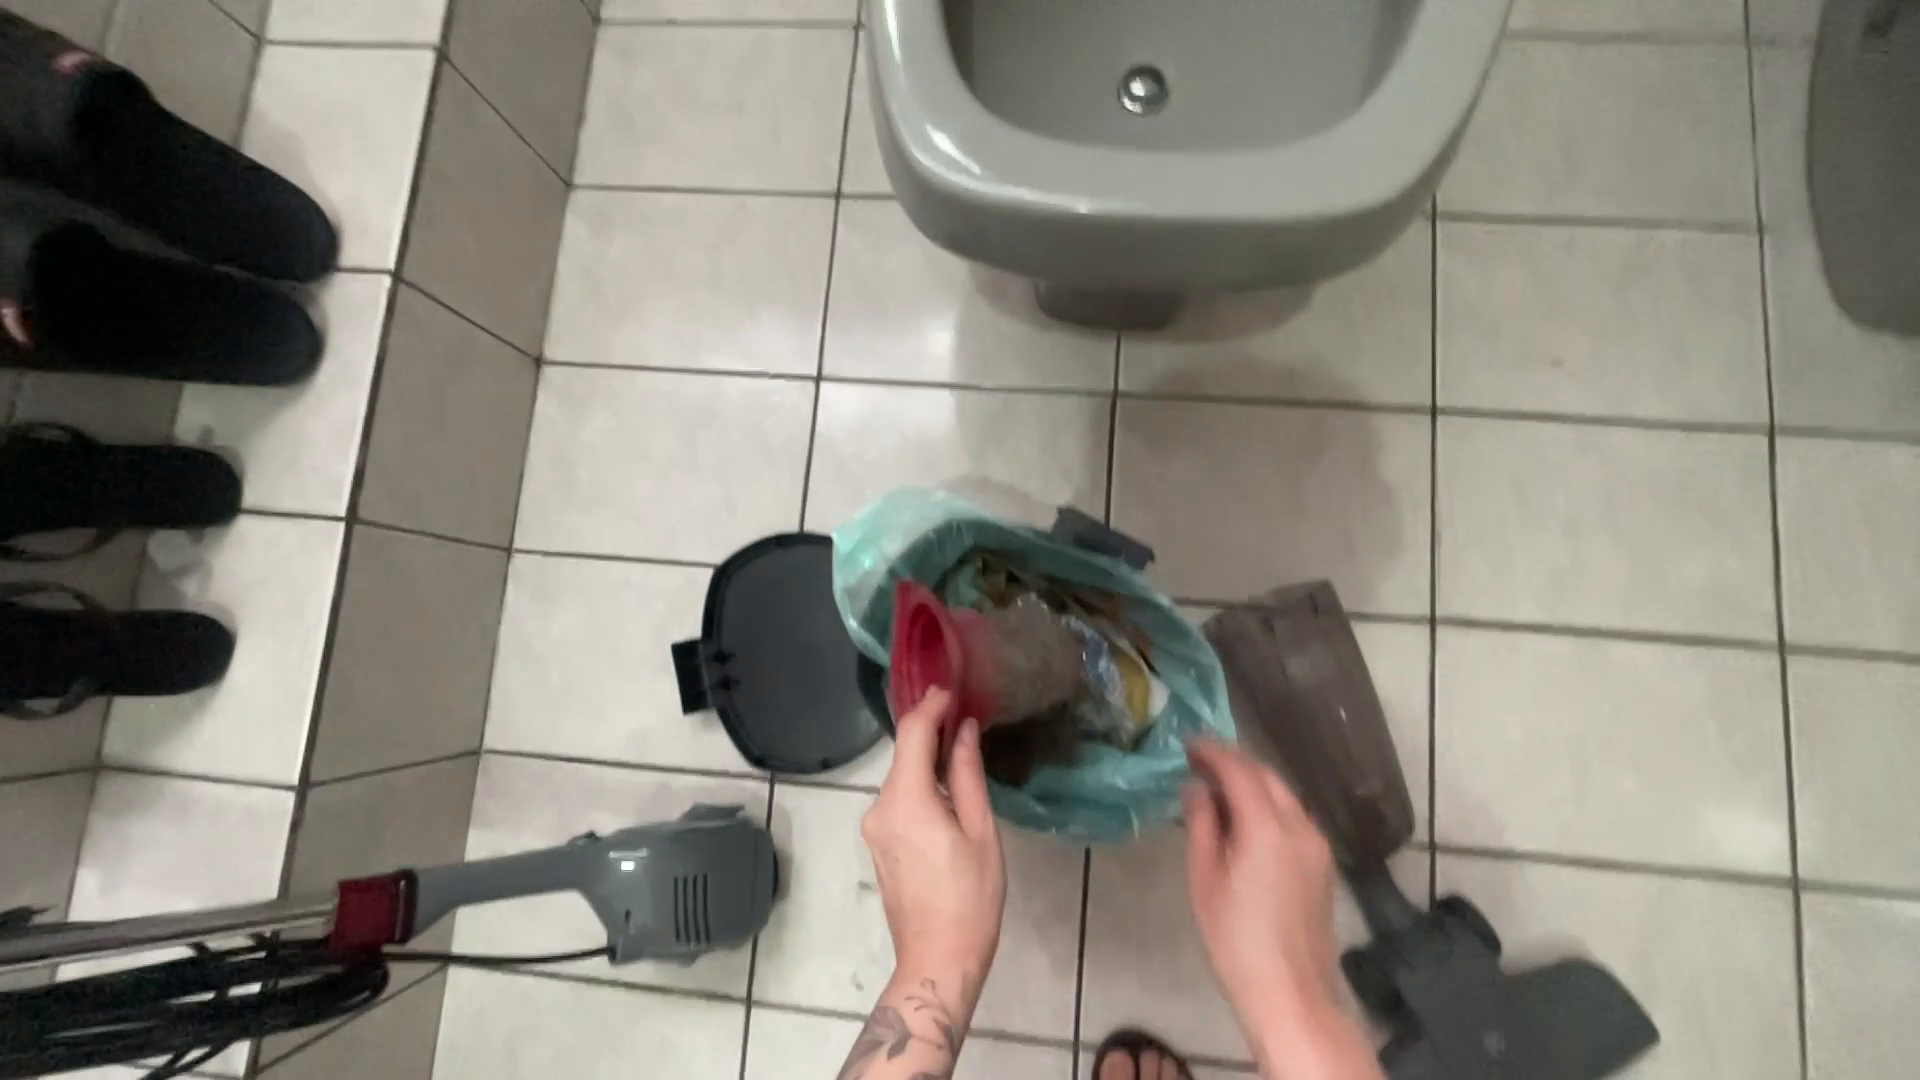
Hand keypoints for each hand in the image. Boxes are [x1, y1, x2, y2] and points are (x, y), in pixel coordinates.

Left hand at [863, 688, 1006, 1007]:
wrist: (937, 960)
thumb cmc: (970, 897)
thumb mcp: (980, 831)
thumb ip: (967, 774)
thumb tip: (964, 729)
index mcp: (906, 800)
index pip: (912, 734)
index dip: (931, 707)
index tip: (952, 689)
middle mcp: (880, 806)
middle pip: (903, 753)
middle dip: (930, 728)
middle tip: (962, 711)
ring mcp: (874, 826)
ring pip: (900, 774)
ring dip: (926, 755)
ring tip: (960, 743)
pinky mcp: (878, 840)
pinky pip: (898, 796)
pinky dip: (919, 780)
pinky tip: (944, 781)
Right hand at [1183, 739, 1378, 1077]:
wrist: (1291, 993)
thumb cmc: (1235, 938)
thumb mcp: (1204, 878)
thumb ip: (1201, 824)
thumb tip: (1196, 788)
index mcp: (1266, 826)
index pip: (1239, 769)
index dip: (1211, 751)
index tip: (1186, 744)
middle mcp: (1298, 826)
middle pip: (1265, 775)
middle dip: (1232, 762)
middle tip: (1198, 762)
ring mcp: (1316, 845)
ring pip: (1282, 793)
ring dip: (1251, 781)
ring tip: (1216, 787)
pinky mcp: (1321, 863)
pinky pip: (1292, 815)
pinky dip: (1266, 803)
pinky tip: (1243, 817)